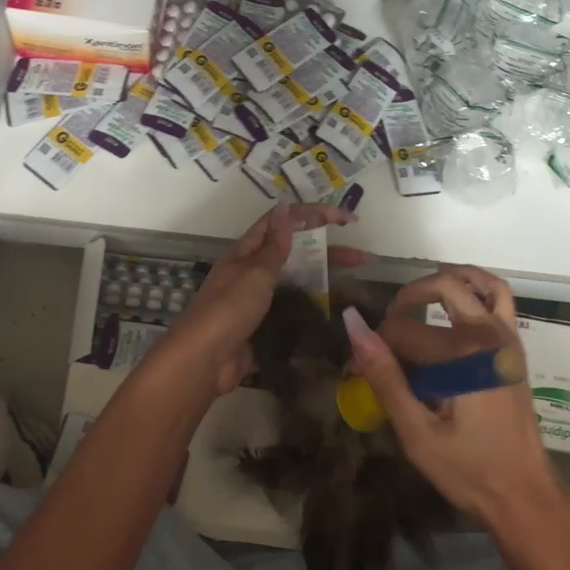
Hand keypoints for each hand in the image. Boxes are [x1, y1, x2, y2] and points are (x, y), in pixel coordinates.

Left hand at [159, 204, 371, 395]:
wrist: (204, 361)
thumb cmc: (229, 309)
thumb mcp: (255, 272)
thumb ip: (274, 246)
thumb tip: (285, 208)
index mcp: (247, 251)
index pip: (284, 221)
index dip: (315, 214)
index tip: (348, 220)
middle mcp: (252, 270)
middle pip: (297, 251)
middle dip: (331, 249)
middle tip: (365, 256)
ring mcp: (258, 298)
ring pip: (298, 279)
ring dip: (326, 275)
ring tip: (357, 280)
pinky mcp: (263, 325)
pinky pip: (293, 307)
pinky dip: (313, 304)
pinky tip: (335, 309)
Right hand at [342, 265, 562, 520]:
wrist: (525, 495)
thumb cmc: (468, 469)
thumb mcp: (416, 431)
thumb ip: (384, 375)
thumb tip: (353, 324)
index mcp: (462, 355)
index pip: (403, 328)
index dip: (375, 346)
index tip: (360, 370)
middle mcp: (487, 334)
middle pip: (439, 288)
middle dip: (404, 302)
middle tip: (385, 334)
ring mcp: (506, 335)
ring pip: (473, 280)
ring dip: (440, 282)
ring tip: (414, 305)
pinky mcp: (514, 344)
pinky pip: (498, 296)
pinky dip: (474, 287)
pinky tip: (451, 305)